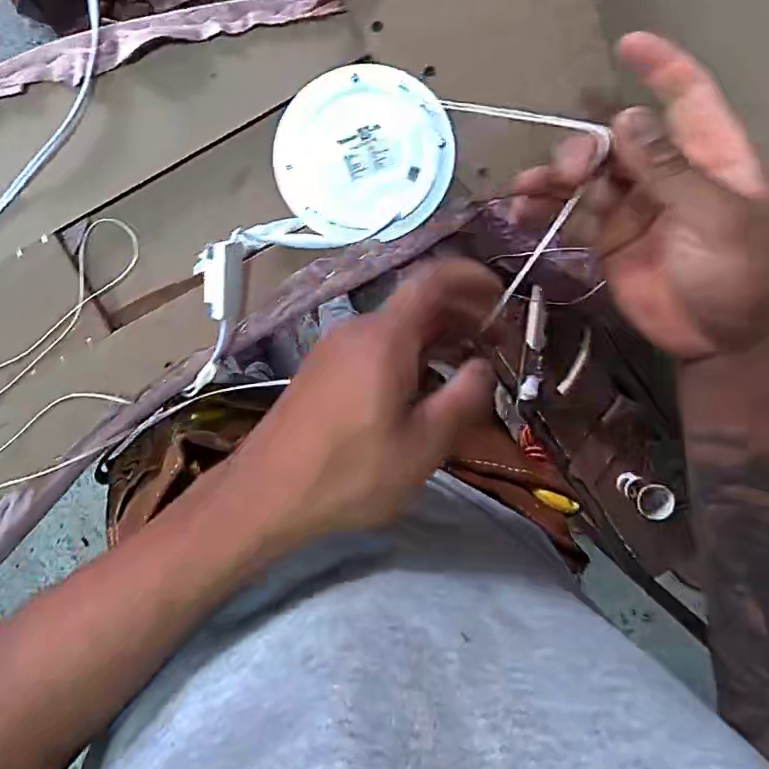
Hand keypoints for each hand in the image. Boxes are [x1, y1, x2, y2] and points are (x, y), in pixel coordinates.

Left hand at [219, 258, 499, 549]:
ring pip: (395, 327)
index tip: (502, 293)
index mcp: (383, 337)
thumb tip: (483, 366)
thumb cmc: (349, 472)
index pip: (432, 279)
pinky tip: (421, 386)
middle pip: (416, 304)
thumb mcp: (422, 446)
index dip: (471, 277)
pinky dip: (407, 353)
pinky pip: (374, 345)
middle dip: (461, 316)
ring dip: (435, 338)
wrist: (266, 492)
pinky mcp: (321, 367)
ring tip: (466, 368)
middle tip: (496, 343)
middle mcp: (356, 329)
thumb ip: (463, 398)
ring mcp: (334, 347)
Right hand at [510, 32, 768, 360]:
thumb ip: (668, 170)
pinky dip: (544, 214)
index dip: (661, 68)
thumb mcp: (714, 217)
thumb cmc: (743, 275)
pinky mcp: (609, 242)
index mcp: (710, 159)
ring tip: (528, 189)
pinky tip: (521, 214)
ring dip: (555, 179)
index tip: (627, 44)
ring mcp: (635, 210)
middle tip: (571, 168)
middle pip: (618, 142)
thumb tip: (626, 118)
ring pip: (588, 179)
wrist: (729, 344)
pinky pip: (571, 218)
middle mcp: (668, 177)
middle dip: (588, 146)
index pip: (687, 99)